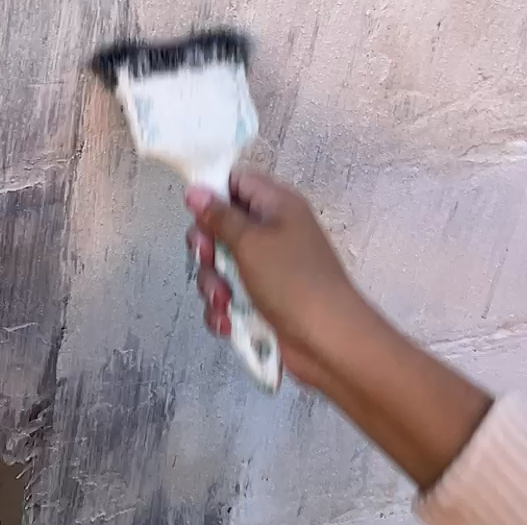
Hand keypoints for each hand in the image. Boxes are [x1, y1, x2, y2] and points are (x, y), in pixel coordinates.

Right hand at [184, 169, 368, 394]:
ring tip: (225, 300)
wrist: (331, 345)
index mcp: (276, 205)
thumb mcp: (251, 242)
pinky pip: (229, 293)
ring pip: (221, 263)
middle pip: (221, 224)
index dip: (211, 192)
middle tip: (209, 258)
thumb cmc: (294, 282)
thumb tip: (195, 191)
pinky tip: (229, 320)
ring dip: (213, 283)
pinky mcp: (262, 298)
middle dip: (207, 247)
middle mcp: (271, 230)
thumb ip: (219, 215)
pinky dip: (224, 307)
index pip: (235, 181)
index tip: (194, 212)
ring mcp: (267, 266)